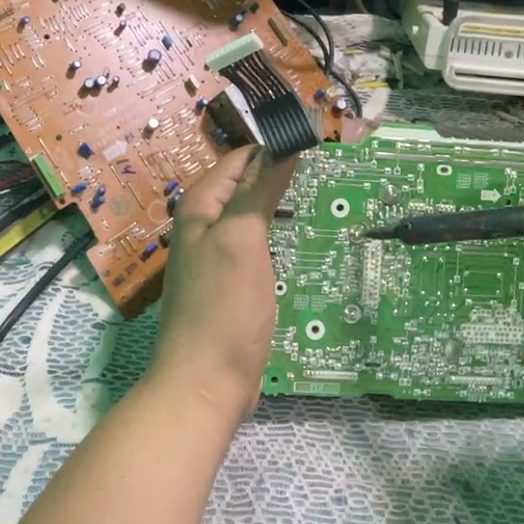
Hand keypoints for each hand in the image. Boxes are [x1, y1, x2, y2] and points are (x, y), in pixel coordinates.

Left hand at [150, 145, 294, 421]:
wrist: (205, 383)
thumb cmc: (223, 306)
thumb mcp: (243, 238)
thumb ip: (258, 190)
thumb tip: (282, 146)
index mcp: (200, 207)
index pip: (240, 159)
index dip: (273, 149)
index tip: (313, 141)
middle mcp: (203, 226)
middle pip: (245, 186)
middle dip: (279, 175)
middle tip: (323, 168)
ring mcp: (215, 257)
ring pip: (251, 216)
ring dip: (278, 206)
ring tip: (318, 197)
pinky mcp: (230, 285)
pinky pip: (255, 247)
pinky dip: (275, 238)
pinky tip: (299, 241)